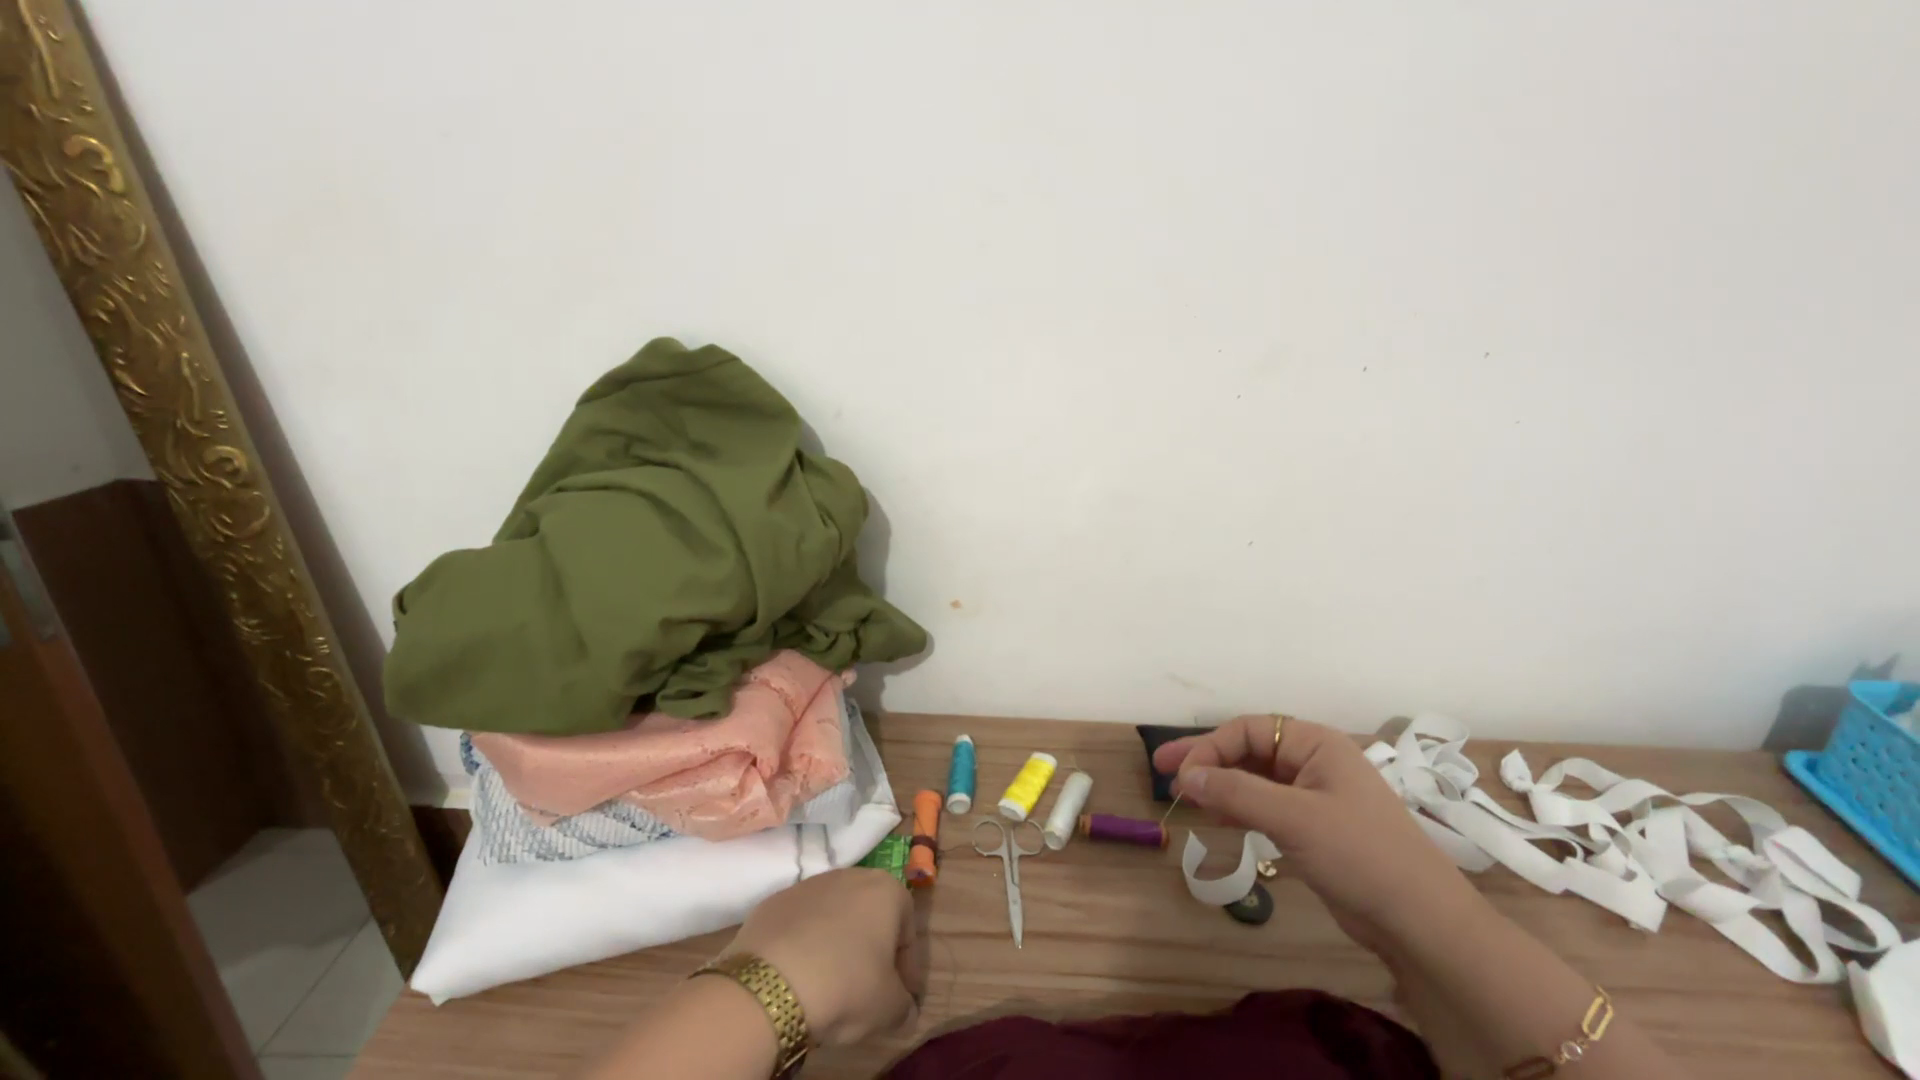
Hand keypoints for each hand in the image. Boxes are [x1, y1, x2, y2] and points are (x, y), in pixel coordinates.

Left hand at [721, 868, 925, 1046]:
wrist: (770, 985)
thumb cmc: (846, 986)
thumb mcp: (890, 1007)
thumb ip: (903, 1002)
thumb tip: (901, 1005)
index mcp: (885, 891)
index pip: (907, 930)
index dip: (905, 966)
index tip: (898, 995)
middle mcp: (848, 876)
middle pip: (869, 915)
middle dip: (870, 947)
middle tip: (865, 986)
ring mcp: (806, 886)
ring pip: (831, 916)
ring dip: (834, 943)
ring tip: (827, 982)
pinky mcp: (772, 902)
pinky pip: (798, 925)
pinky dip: (802, 945)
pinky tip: (797, 975)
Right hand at [1153, 714, 1488, 955]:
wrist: (1418, 918)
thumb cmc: (1360, 853)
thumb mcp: (1294, 818)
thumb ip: (1237, 793)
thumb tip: (1185, 776)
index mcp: (1317, 744)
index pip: (1250, 730)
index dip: (1210, 747)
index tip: (1180, 775)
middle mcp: (1315, 763)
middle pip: (1250, 751)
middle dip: (1207, 760)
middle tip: (1162, 770)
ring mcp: (1315, 797)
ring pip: (1255, 780)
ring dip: (1220, 785)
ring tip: (1185, 798)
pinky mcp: (1314, 830)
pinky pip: (1266, 807)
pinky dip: (1239, 809)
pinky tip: (1218, 820)